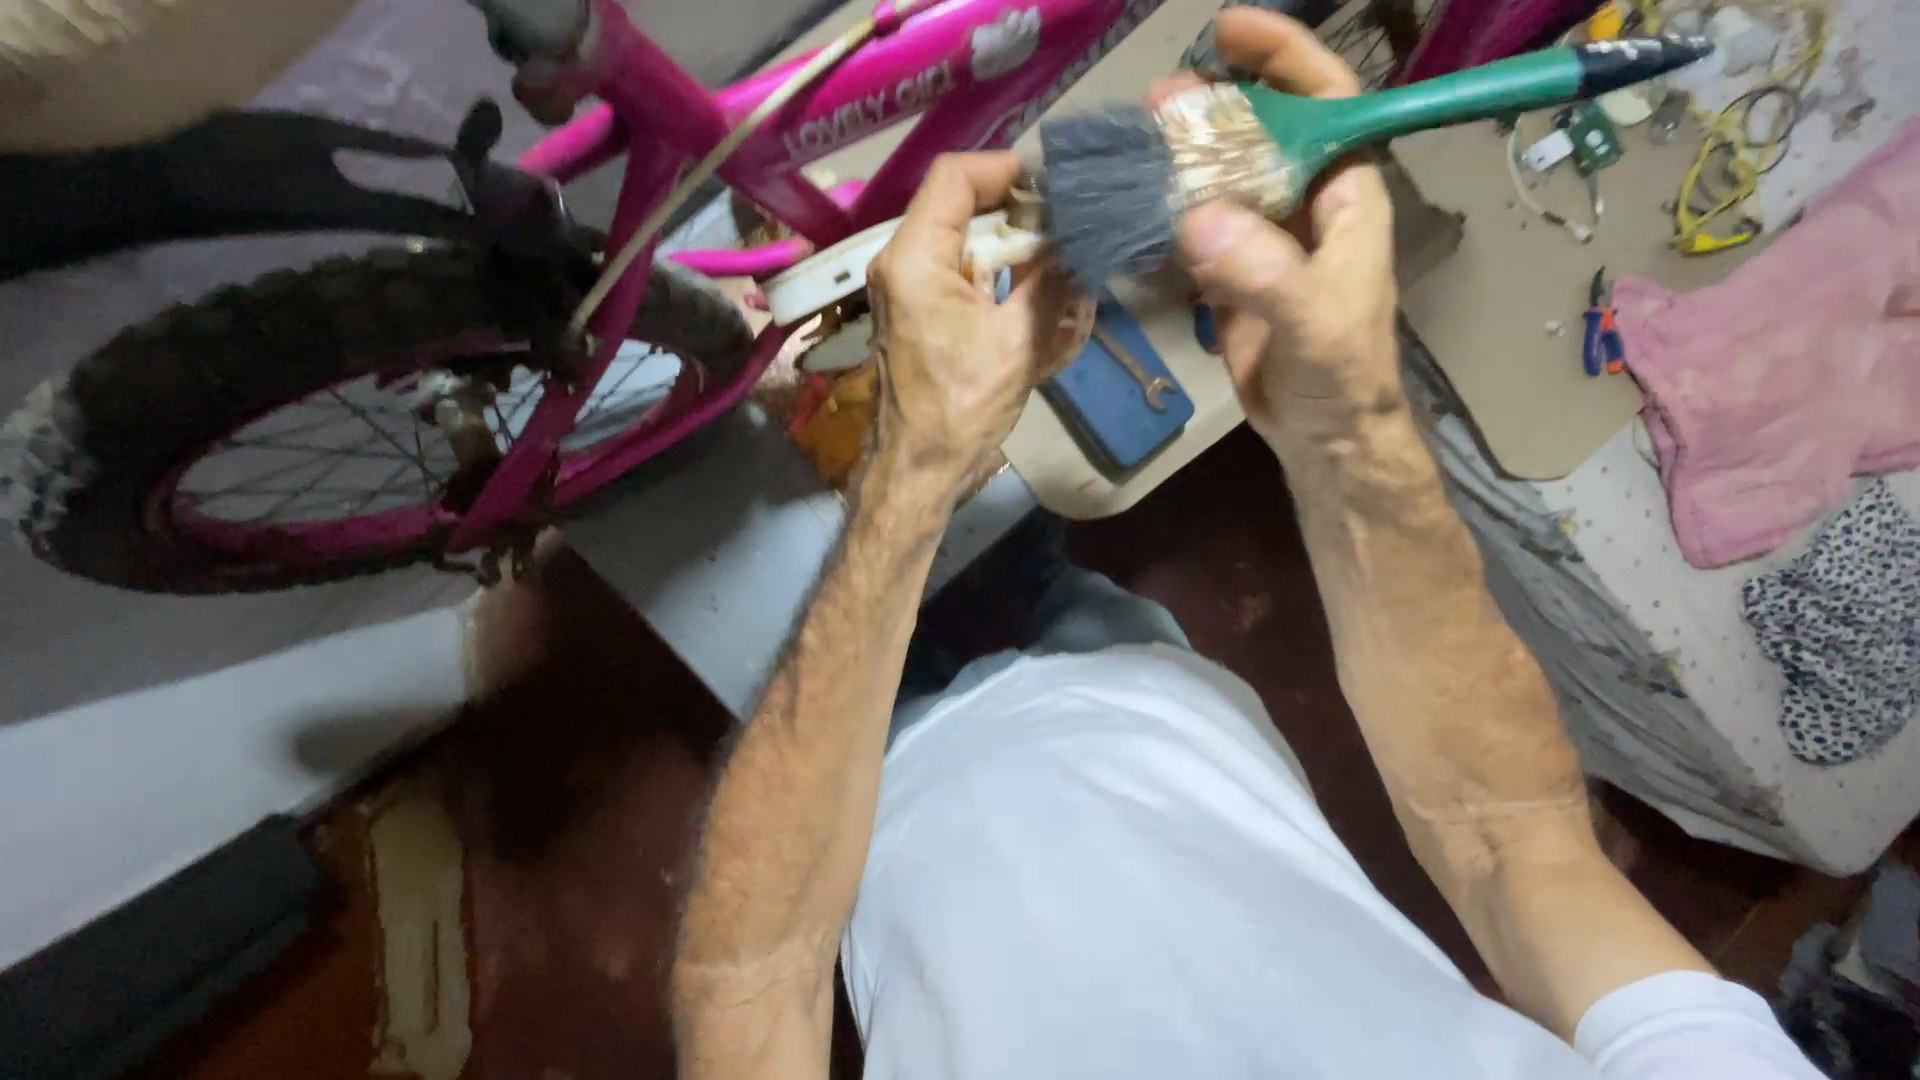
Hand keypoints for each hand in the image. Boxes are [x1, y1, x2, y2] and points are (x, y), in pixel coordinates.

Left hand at [867, 153, 1087, 496]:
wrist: (919, 466)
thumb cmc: (963, 407)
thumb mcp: (1019, 340)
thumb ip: (1051, 280)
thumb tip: (1079, 242)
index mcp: (914, 258)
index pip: (954, 176)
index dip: (1006, 170)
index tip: (1052, 191)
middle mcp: (899, 262)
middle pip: (957, 204)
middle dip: (1014, 211)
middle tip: (1062, 228)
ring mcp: (903, 288)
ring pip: (960, 238)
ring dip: (1007, 245)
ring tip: (1053, 260)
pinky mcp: (915, 312)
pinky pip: (956, 271)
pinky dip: (992, 273)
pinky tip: (1028, 291)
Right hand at [1161, 9, 1401, 456]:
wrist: (1321, 433)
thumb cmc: (1341, 374)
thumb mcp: (1314, 320)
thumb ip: (1263, 271)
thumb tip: (1194, 218)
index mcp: (1345, 196)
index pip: (1323, 103)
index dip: (1282, 57)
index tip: (1226, 30)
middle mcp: (1304, 207)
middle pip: (1257, 136)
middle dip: (1210, 112)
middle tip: (1154, 104)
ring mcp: (1263, 242)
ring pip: (1219, 183)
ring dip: (1178, 165)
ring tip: (1132, 151)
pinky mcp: (1231, 277)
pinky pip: (1195, 233)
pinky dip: (1165, 220)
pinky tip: (1134, 211)